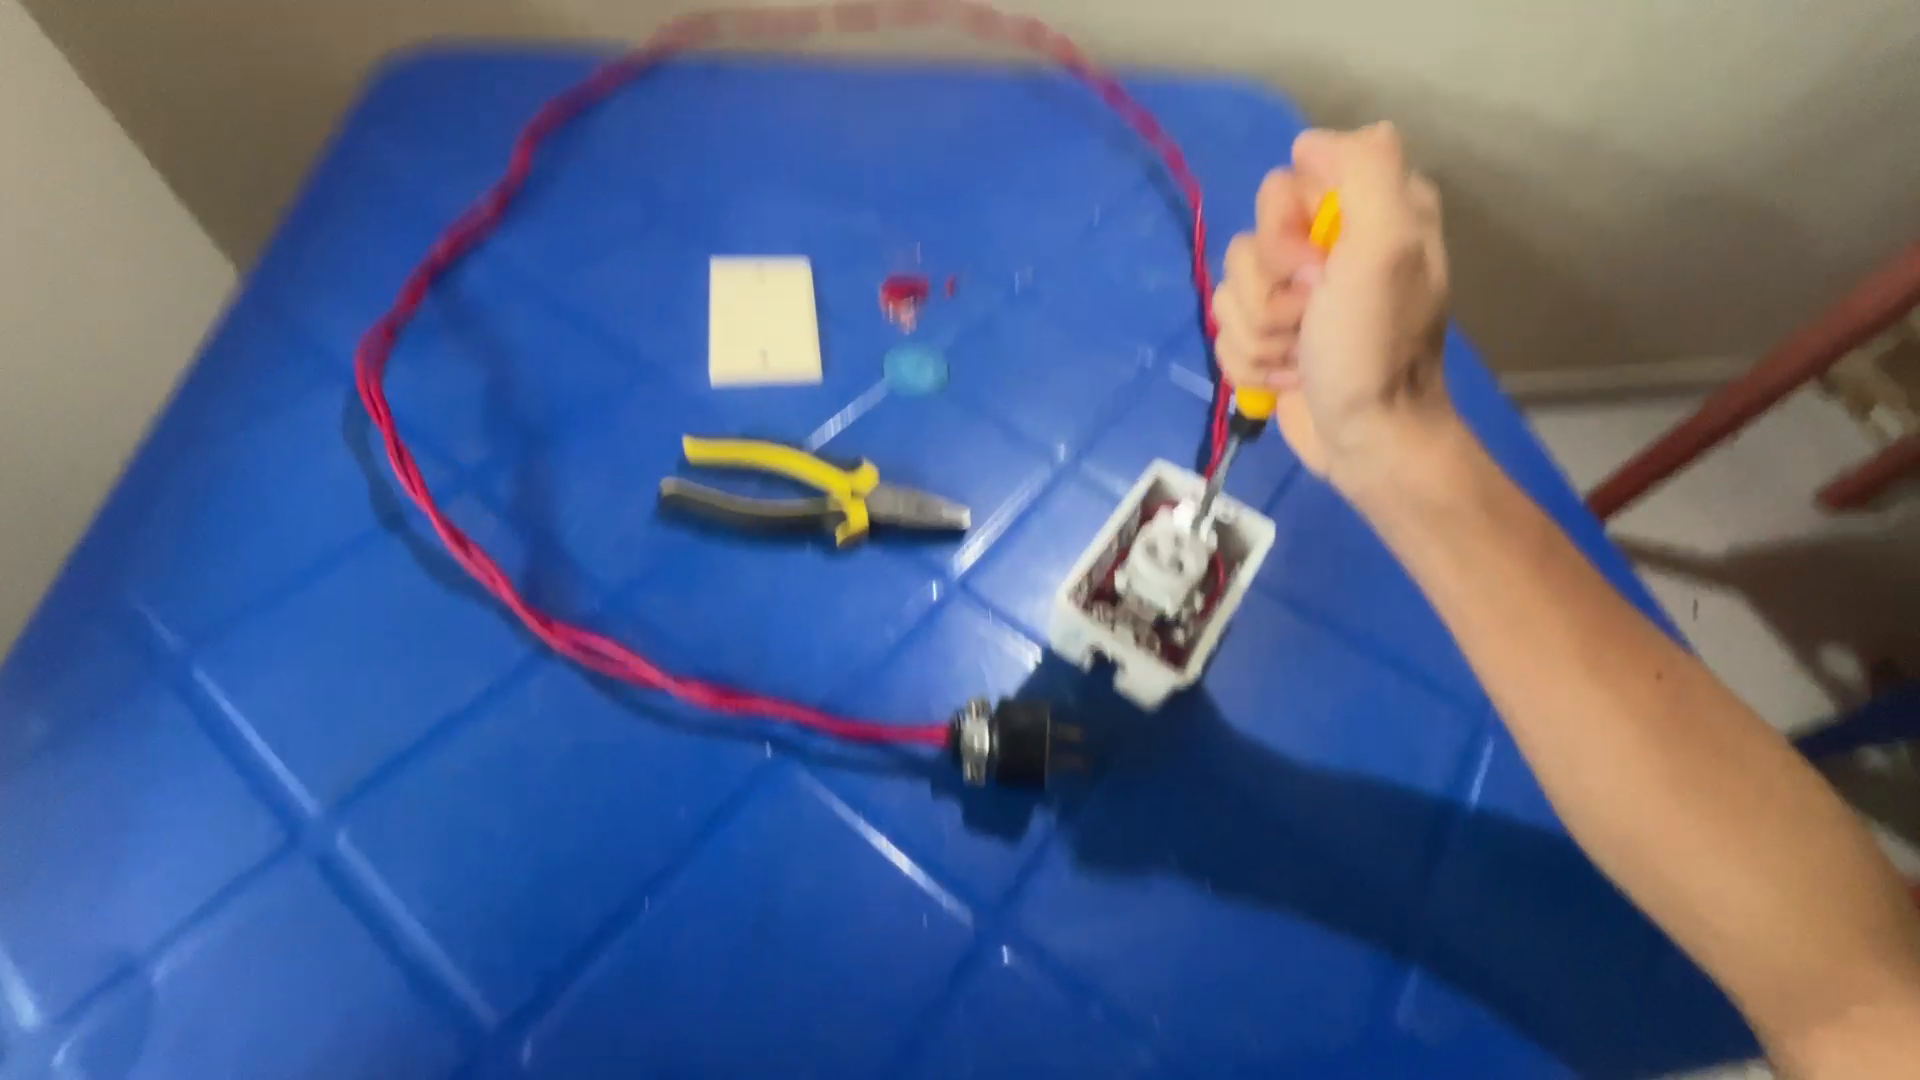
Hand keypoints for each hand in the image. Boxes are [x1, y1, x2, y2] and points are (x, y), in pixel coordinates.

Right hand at [1211, 123, 1454, 491]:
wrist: (1365, 436)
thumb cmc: (1375, 348)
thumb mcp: (1387, 247)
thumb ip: (1363, 171)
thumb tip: (1308, 144)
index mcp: (1362, 214)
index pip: (1280, 188)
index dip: (1283, 235)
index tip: (1317, 271)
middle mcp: (1326, 249)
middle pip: (1245, 248)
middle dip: (1268, 297)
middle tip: (1310, 321)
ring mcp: (1294, 299)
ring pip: (1228, 296)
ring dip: (1260, 338)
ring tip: (1302, 358)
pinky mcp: (1269, 339)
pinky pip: (1225, 336)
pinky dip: (1253, 364)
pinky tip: (1290, 376)